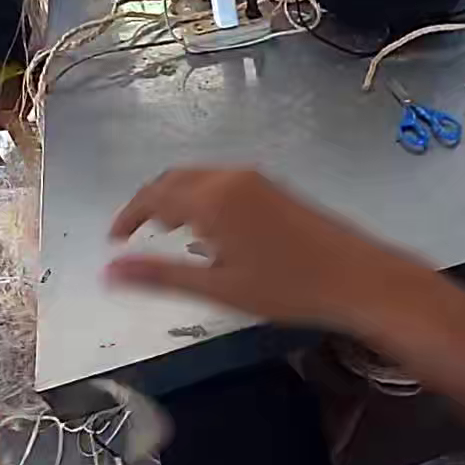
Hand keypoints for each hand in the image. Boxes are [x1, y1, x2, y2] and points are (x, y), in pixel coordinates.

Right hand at [105, 167, 442, 333]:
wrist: (357, 277)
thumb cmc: (286, 287)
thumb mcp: (218, 288)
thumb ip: (160, 276)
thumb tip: (108, 271)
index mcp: (213, 197)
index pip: (154, 194)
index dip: (129, 215)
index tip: (115, 239)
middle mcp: (232, 177)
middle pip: (175, 179)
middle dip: (151, 204)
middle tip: (137, 235)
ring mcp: (257, 179)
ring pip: (202, 180)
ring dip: (178, 200)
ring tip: (168, 234)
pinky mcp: (276, 188)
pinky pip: (225, 184)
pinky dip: (204, 200)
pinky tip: (211, 231)